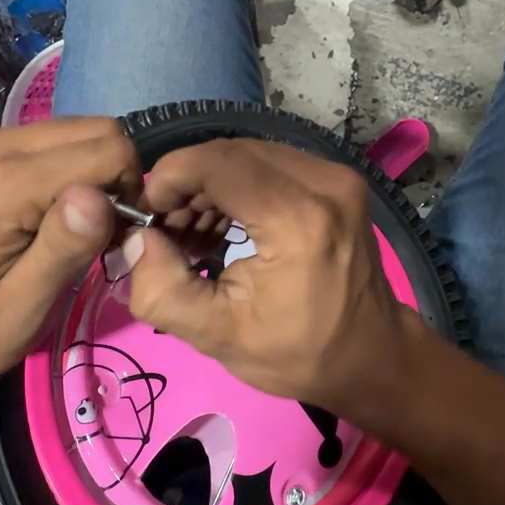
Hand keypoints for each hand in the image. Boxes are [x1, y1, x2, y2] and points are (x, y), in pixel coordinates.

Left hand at [0, 119, 141, 417]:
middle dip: (117, 176)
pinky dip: (70, 167)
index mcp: (2, 185)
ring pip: (79, 130)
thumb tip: (103, 195)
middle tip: (101, 234)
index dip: (130, 191)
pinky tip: (51, 212)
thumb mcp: (13, 317)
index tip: (117, 238)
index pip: (109, 151)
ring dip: (95, 172)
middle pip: (98, 131)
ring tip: (76, 227)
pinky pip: (52, 139)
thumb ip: (61, 252)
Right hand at [124, 139, 421, 416]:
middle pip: (234, 152)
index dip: (173, 176)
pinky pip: (275, 163)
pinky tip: (222, 224)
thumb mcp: (219, 335)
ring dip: (213, 183)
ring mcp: (336, 175)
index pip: (219, 162)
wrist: (370, 351)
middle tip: (165, 229)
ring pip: (253, 153)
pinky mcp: (338, 179)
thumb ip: (163, 289)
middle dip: (189, 182)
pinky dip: (241, 184)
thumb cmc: (298, 350)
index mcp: (299, 219)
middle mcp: (323, 182)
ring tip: (190, 233)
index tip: (148, 213)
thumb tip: (134, 238)